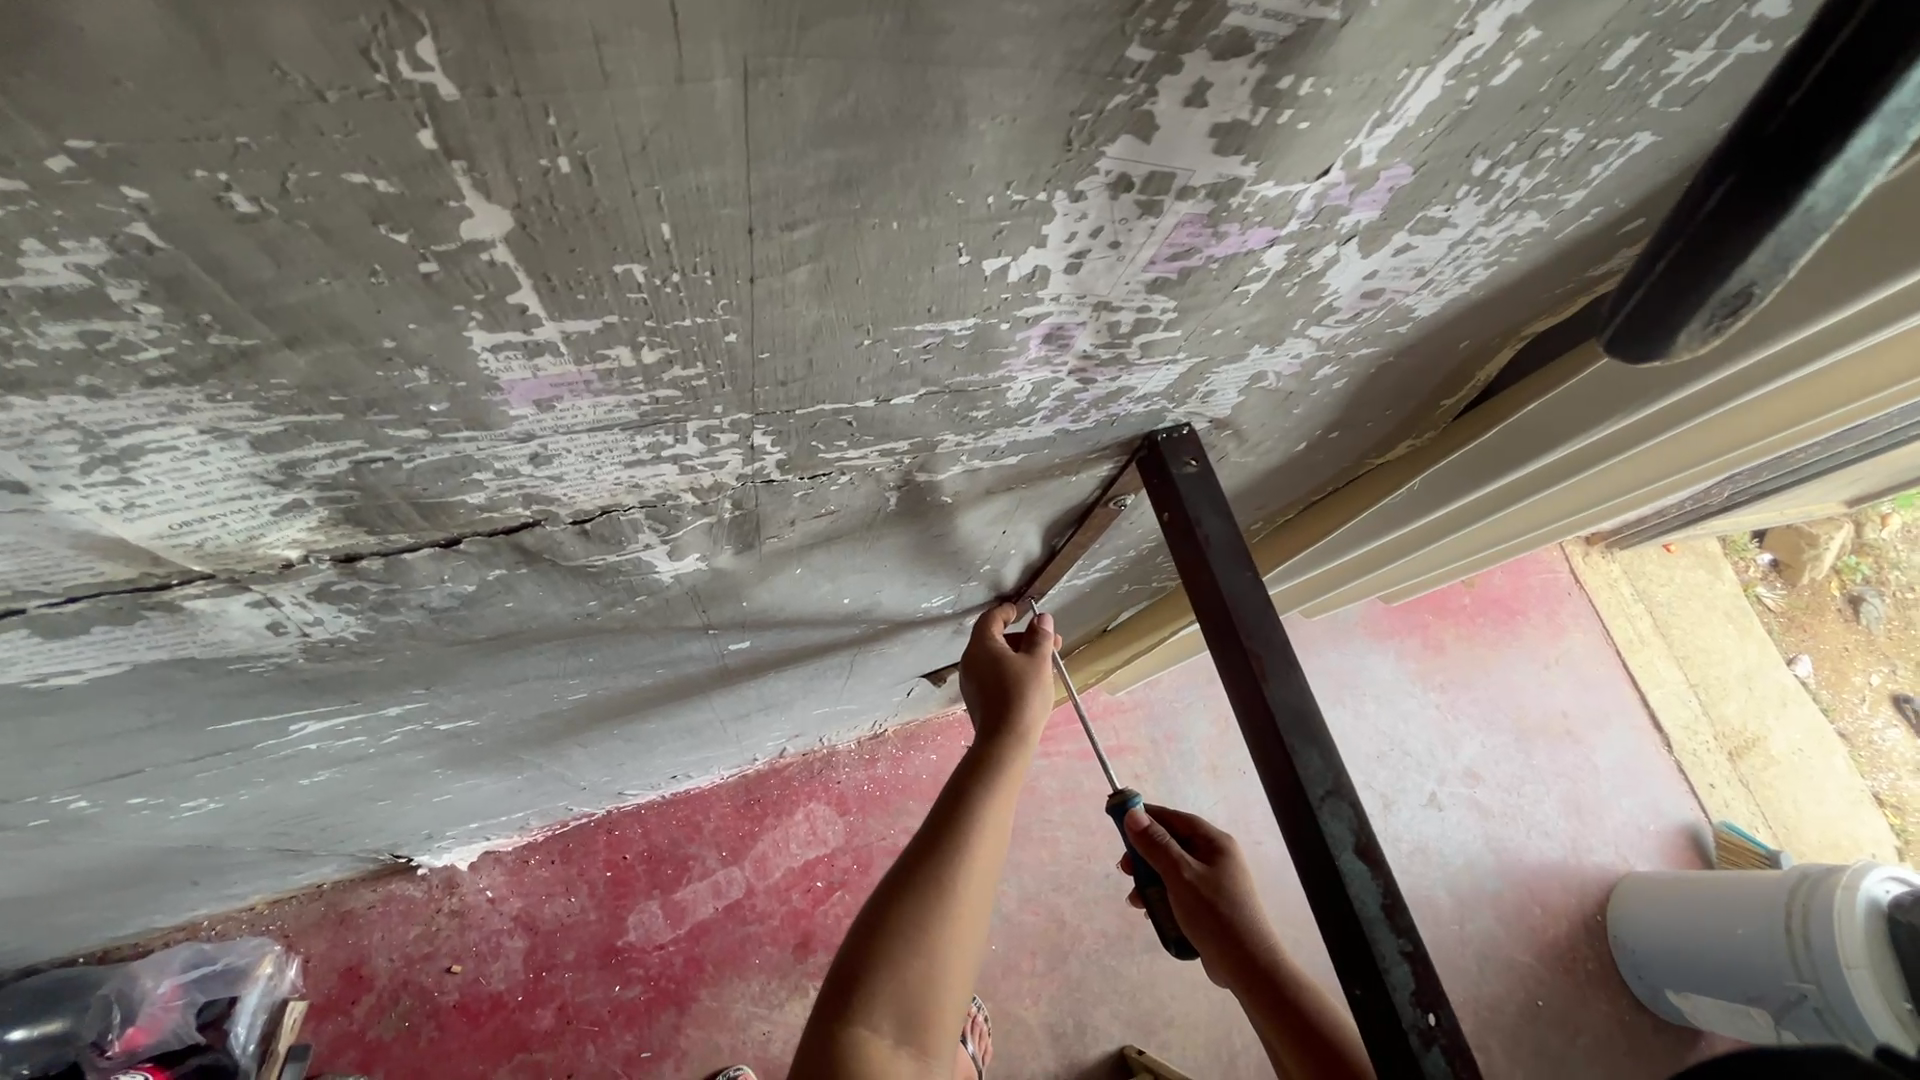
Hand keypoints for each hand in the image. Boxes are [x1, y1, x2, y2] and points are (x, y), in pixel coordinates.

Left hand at [957, 603, 1058, 744]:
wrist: (1006, 741)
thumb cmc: (1023, 695)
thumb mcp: (1038, 662)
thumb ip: (1040, 637)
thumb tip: (1042, 619)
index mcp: (981, 646)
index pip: (991, 618)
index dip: (1007, 611)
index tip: (1022, 610)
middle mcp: (970, 660)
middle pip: (994, 638)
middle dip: (1022, 637)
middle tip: (1049, 642)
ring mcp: (970, 680)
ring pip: (995, 658)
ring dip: (1018, 654)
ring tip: (1045, 663)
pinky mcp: (976, 697)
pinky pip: (992, 674)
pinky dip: (1009, 669)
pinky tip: (1030, 680)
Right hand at [1119, 804, 1284, 992]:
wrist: (1248, 967)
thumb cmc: (1214, 914)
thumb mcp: (1180, 875)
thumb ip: (1155, 844)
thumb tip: (1132, 813)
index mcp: (1214, 843)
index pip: (1175, 819)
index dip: (1147, 817)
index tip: (1120, 823)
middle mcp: (1215, 857)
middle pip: (1171, 845)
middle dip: (1144, 856)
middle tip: (1125, 870)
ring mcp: (1213, 883)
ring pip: (1171, 870)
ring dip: (1150, 881)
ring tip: (1135, 900)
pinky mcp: (1208, 905)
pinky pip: (1178, 891)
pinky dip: (1162, 897)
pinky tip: (1150, 912)